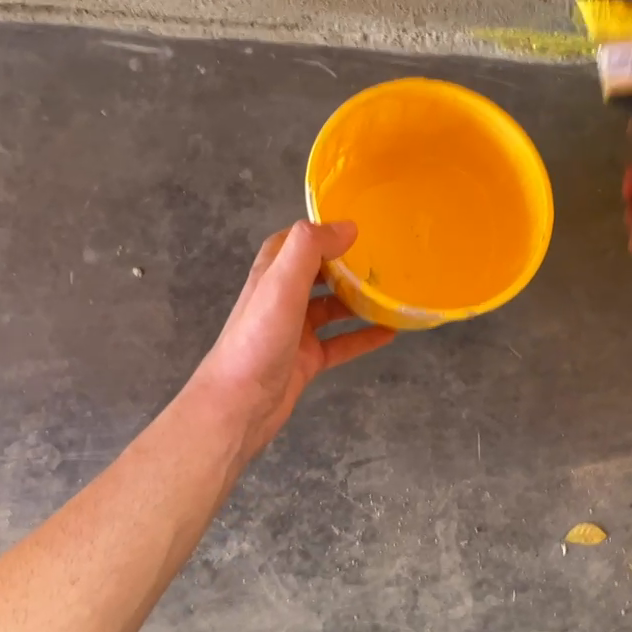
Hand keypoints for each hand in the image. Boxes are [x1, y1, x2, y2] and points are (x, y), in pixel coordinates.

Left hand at [192, 221, 395, 460]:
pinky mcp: (307, 361)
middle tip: (383, 259)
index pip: (294, 242)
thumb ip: (310, 249)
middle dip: (345, 264)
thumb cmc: (259, 339)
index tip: (356, 228)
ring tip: (392, 293)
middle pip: (316, 273)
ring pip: (331, 308)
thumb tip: (348, 226)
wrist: (239, 404)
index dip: (320, 232)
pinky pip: (341, 344)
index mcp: (271, 276)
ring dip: (358, 300)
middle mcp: (281, 300)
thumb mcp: (281, 284)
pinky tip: (391, 333)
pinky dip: (364, 337)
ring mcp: (295, 332)